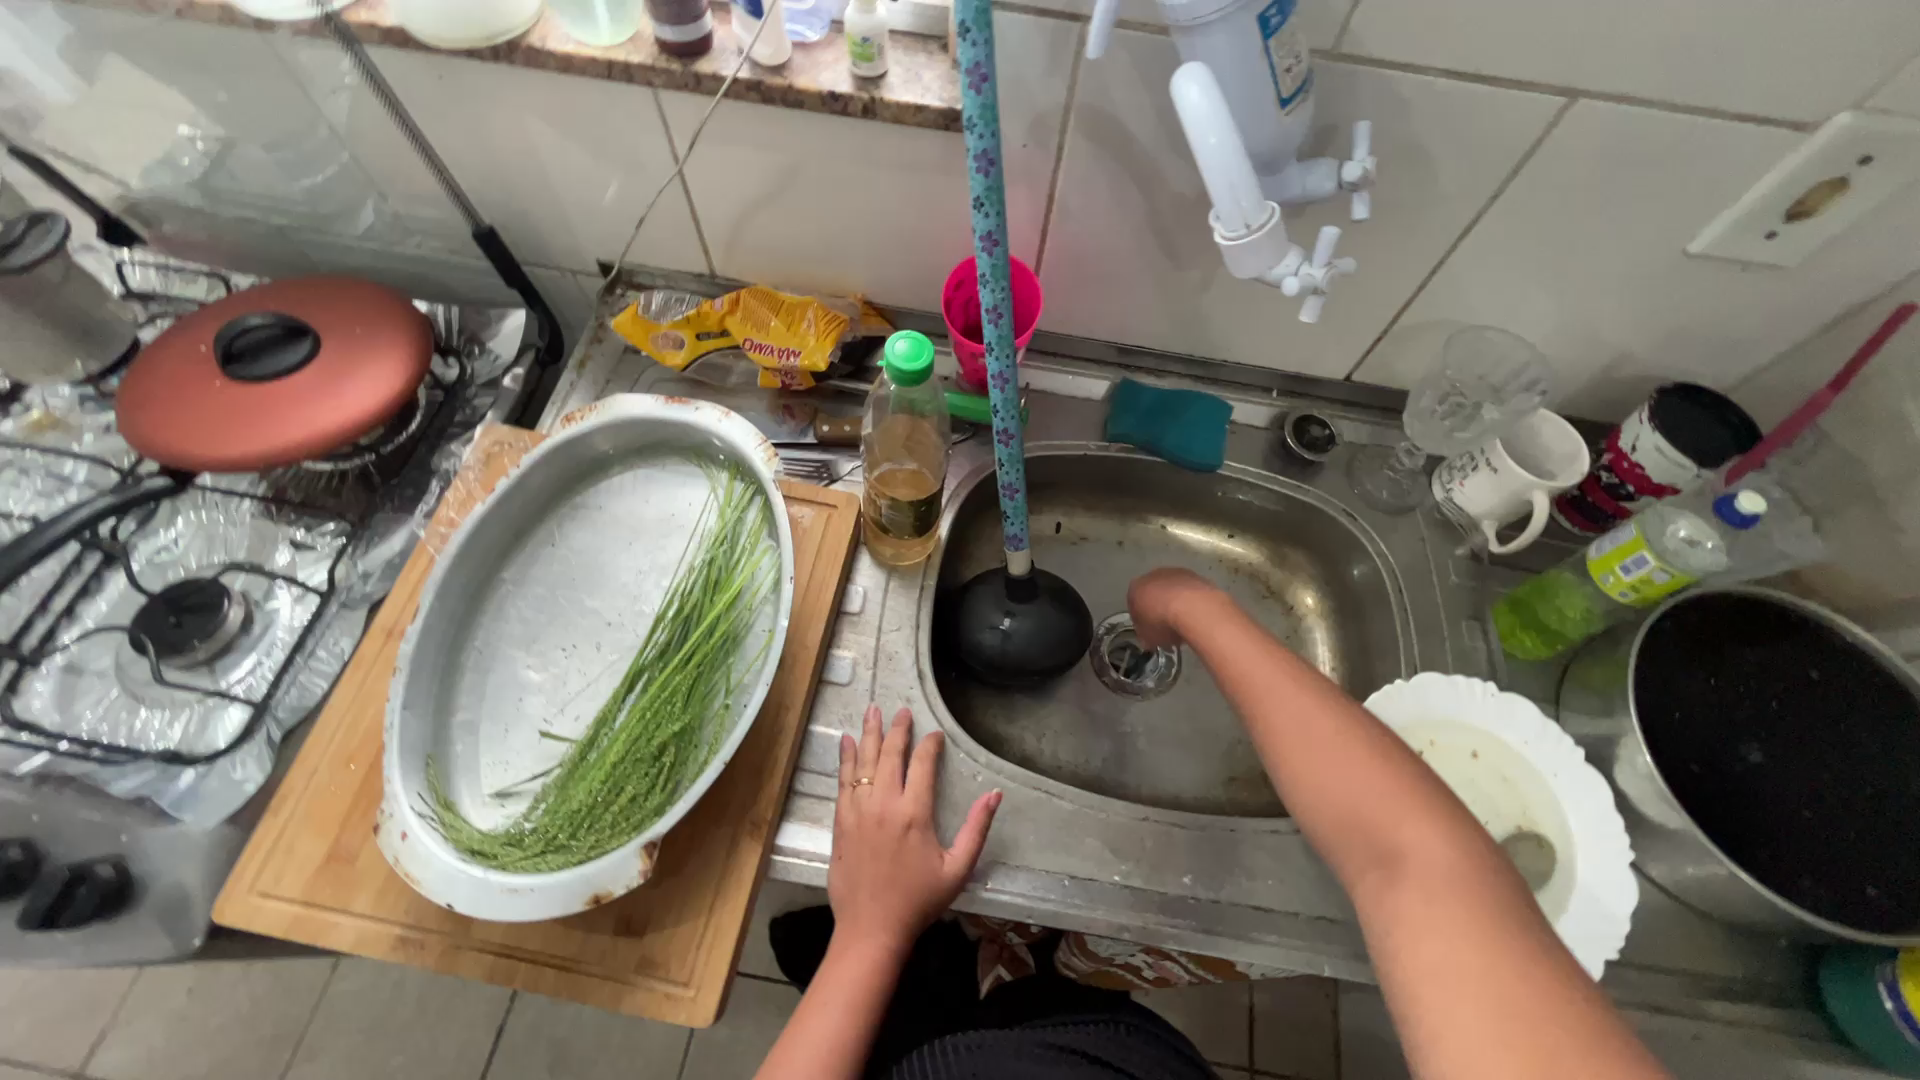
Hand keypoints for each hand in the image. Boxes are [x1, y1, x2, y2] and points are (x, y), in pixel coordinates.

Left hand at [831, 705, 1000, 955]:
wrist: (871, 929)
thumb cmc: (918, 901)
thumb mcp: (958, 868)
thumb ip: (976, 829)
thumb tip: (994, 795)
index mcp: (914, 813)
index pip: (922, 765)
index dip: (930, 745)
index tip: (935, 734)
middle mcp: (884, 804)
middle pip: (889, 755)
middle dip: (897, 729)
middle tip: (900, 710)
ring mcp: (858, 812)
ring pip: (863, 763)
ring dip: (868, 735)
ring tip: (871, 711)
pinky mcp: (840, 823)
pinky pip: (842, 782)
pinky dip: (845, 759)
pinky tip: (846, 743)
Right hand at [1127, 567, 1224, 649]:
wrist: (1193, 608)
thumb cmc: (1163, 623)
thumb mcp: (1147, 638)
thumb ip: (1145, 634)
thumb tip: (1150, 637)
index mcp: (1135, 589)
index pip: (1134, 605)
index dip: (1142, 620)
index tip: (1151, 632)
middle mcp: (1153, 576)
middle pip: (1154, 594)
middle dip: (1159, 609)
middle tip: (1168, 628)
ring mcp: (1176, 573)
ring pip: (1173, 591)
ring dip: (1177, 604)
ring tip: (1186, 624)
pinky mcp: (1197, 576)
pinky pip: (1190, 592)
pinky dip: (1192, 602)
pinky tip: (1198, 617)